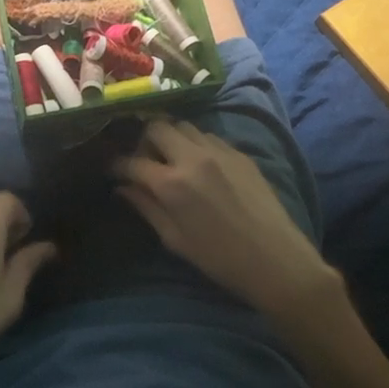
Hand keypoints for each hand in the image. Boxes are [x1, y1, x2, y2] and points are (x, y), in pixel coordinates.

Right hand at [114, 119, 340, 317]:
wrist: (275, 261)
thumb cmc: (219, 259)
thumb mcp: (174, 239)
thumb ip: (146, 207)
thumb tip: (123, 188)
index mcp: (172, 184)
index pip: (132, 161)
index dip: (117, 164)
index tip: (113, 170)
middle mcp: (193, 158)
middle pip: (157, 126)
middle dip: (143, 140)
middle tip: (144, 159)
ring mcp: (220, 152)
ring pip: (184, 126)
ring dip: (171, 138)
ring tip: (171, 159)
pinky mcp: (240, 154)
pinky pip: (209, 136)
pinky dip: (196, 144)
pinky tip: (199, 165)